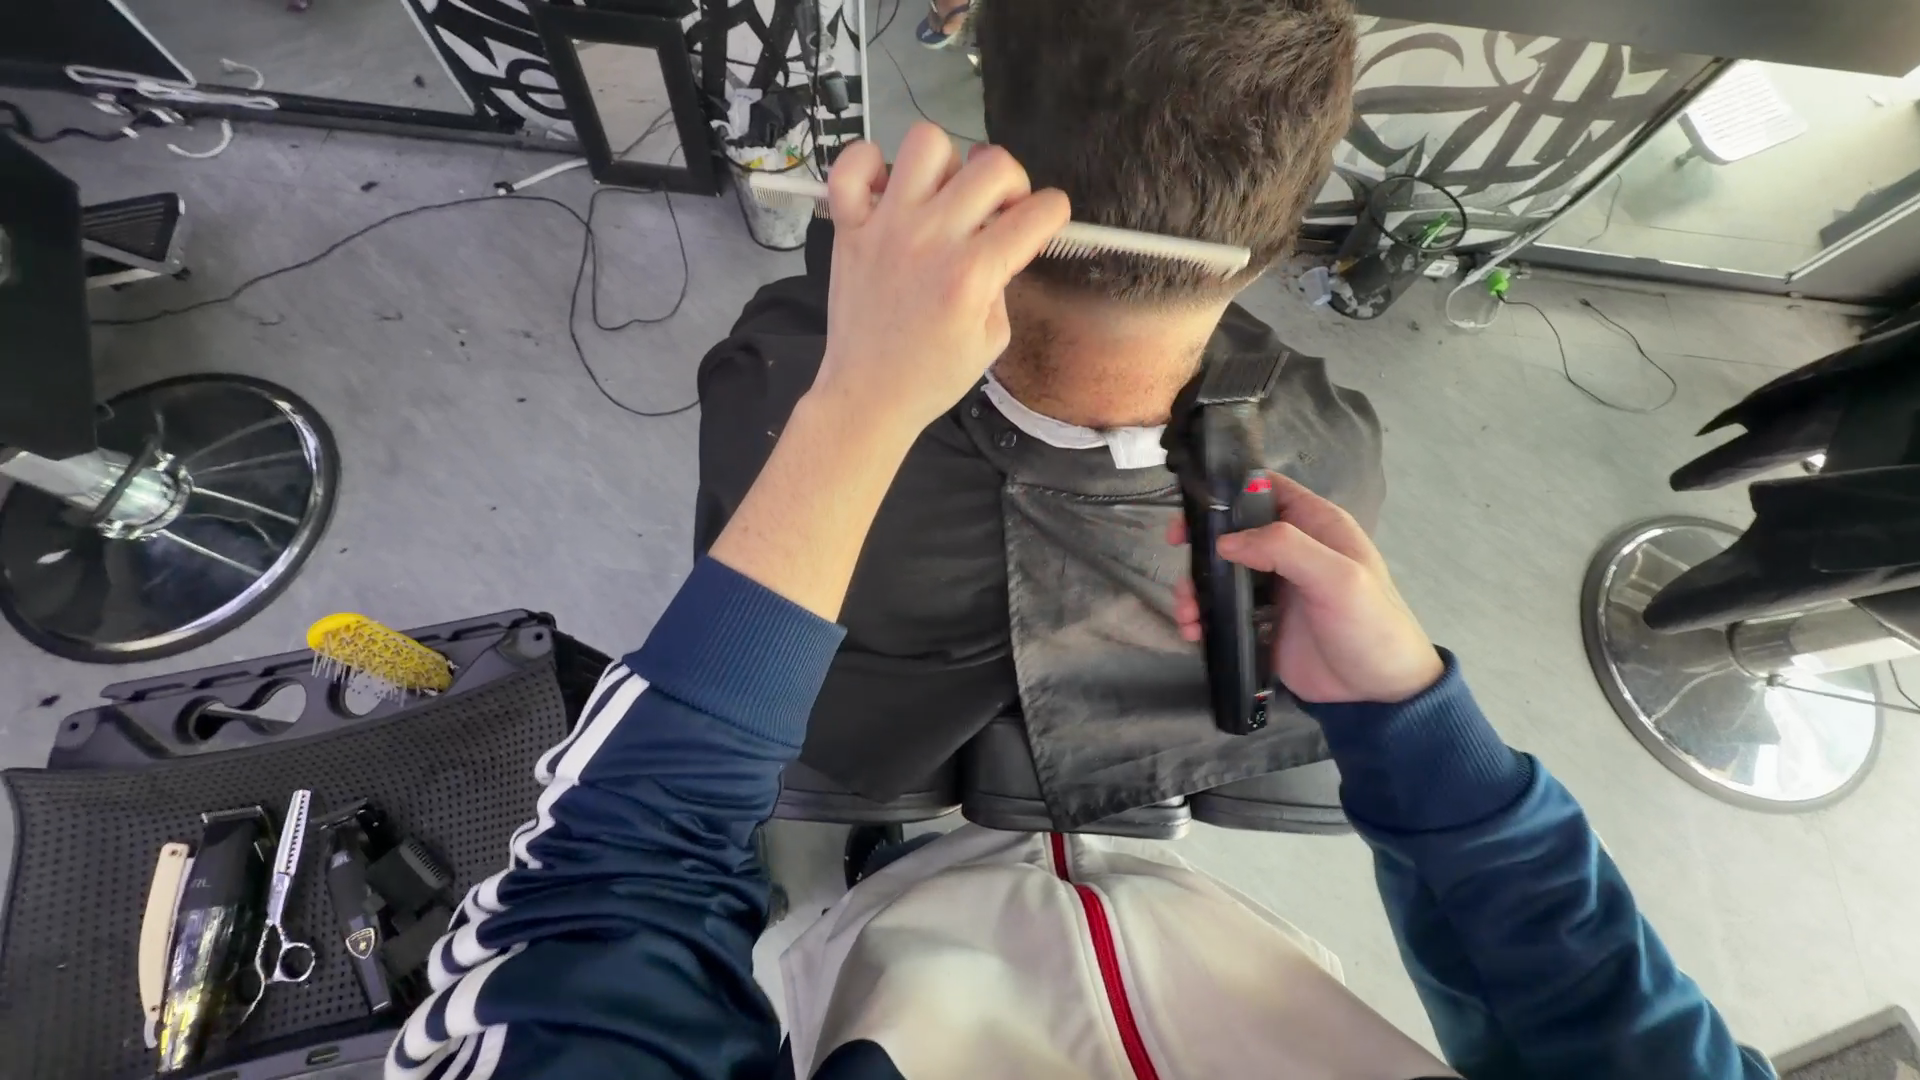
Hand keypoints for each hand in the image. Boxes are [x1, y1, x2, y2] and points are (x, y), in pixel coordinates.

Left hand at [812, 123, 1070, 437]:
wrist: (869, 396)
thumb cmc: (932, 378)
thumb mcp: (991, 341)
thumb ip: (1002, 284)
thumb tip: (999, 244)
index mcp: (972, 275)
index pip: (1037, 214)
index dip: (1054, 214)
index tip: (1046, 222)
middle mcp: (931, 239)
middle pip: (993, 165)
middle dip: (1013, 183)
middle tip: (1000, 213)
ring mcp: (886, 226)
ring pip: (928, 143)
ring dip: (949, 164)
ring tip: (945, 199)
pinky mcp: (849, 228)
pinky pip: (852, 165)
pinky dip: (870, 164)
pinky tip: (888, 191)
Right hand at [1171, 474, 1442, 703]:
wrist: (1377, 693)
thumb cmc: (1371, 627)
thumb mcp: (1339, 579)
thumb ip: (1286, 549)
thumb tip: (1224, 542)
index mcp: (1314, 525)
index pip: (1264, 489)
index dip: (1226, 492)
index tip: (1194, 512)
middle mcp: (1289, 549)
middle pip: (1230, 530)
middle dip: (1200, 544)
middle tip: (1177, 553)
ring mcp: (1271, 585)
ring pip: (1218, 571)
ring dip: (1195, 587)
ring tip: (1188, 613)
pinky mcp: (1258, 619)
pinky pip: (1219, 608)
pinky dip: (1201, 616)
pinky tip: (1193, 631)